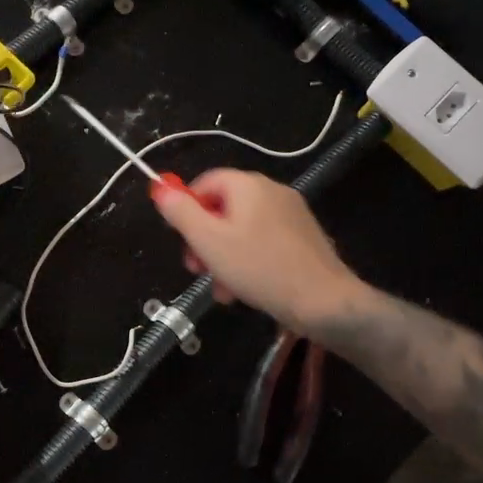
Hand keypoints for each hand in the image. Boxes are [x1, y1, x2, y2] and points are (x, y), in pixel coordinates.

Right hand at [152, 169, 363, 329]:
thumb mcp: (208, 241)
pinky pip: (263, 242)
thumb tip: (161, 188)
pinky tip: (243, 289)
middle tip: (196, 269)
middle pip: (223, 207)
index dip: (186, 208)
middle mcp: (272, 191)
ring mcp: (291, 214)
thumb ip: (181, 213)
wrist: (322, 300)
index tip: (181, 239)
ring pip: (242, 229)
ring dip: (223, 256)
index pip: (205, 182)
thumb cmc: (259, 268)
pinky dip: (247, 261)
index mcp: (248, 185)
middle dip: (204, 239)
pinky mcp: (302, 237)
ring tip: (221, 288)